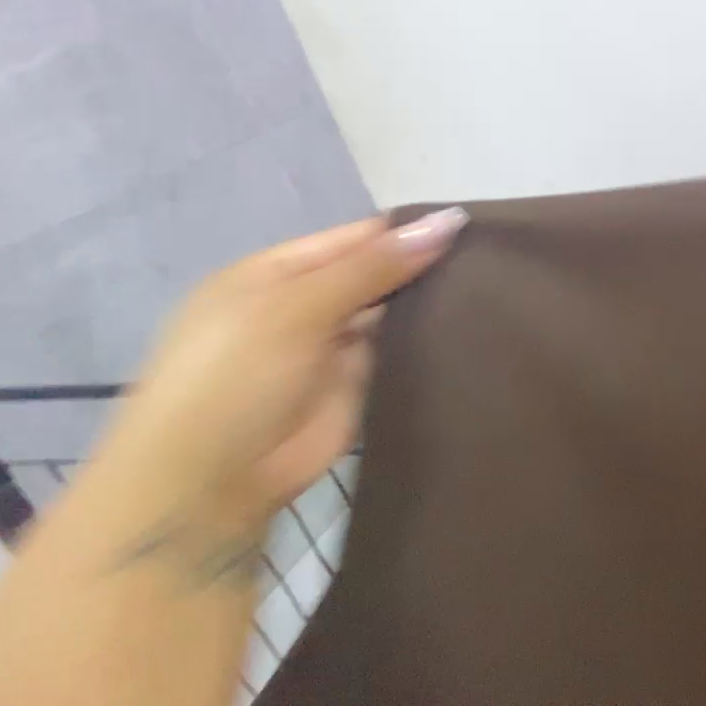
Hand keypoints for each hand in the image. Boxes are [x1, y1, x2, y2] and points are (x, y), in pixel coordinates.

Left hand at [92, 209, 468, 526]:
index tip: (473, 225)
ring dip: (434, 301)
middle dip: (429, 264)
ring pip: (396, 311)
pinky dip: (433, 339)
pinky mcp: (359, 384)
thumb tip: (451, 219)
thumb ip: (376, 266)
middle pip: (380, 273)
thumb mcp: (298, 308)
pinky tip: (479, 324)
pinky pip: (402, 351)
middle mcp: (307, 304)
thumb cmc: (235, 378)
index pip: (358, 238)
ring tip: (498, 285)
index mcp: (277, 274)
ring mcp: (334, 346)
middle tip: (495, 256)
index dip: (411, 231)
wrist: (208, 486)